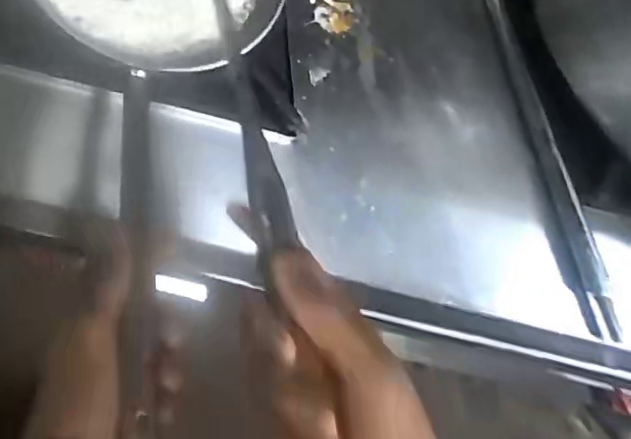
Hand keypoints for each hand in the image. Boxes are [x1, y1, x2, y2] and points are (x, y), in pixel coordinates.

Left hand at [22, 230, 181, 438]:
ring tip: (170, 385)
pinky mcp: (128, 409)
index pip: (117, 273)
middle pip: (142, 315)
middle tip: (173, 339)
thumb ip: (107, 286)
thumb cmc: (79, 396)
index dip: (142, 258)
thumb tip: (115, 229)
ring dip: (170, 365)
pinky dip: (166, 398)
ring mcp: (114, 376)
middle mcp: (100, 341)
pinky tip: (165, 411)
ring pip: (154, 353)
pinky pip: (157, 391)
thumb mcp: (92, 336)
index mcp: (86, 317)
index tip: (172, 243)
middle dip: (164, 325)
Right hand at [236, 212, 435, 438]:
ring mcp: (295, 385)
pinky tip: (316, 435)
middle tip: (290, 359)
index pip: (297, 269)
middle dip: (269, 334)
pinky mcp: (277, 418)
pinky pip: (259, 397)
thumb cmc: (394, 438)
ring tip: (324, 428)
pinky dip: (284, 418)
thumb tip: (281, 253)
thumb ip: (328, 318)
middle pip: (264, 311)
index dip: (268, 242)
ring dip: (287, 392)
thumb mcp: (373, 378)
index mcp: (341, 323)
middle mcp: (312, 345)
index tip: (236, 213)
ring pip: (258, 358)